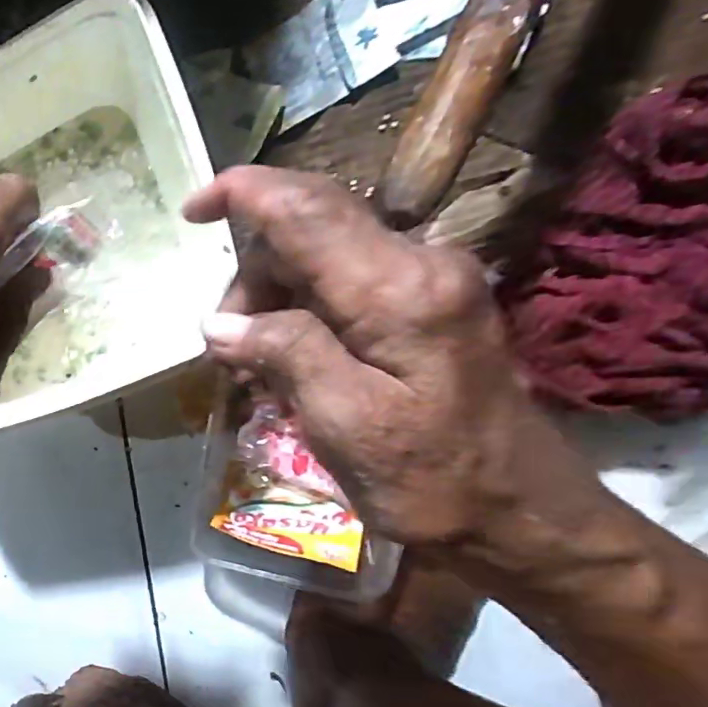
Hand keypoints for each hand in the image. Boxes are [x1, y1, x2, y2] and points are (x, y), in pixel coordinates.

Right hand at [183, 166, 598, 548]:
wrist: (516, 512)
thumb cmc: (428, 476)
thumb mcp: (343, 421)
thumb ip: (285, 354)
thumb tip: (221, 323)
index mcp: (397, 290)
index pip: (308, 211)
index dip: (244, 194)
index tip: (191, 208)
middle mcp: (417, 266)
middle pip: (307, 231)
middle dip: (250, 279)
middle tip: (225, 349)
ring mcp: (424, 283)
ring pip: (316, 261)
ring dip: (268, 305)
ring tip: (254, 371)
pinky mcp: (422, 307)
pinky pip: (338, 287)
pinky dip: (295, 317)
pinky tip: (285, 366)